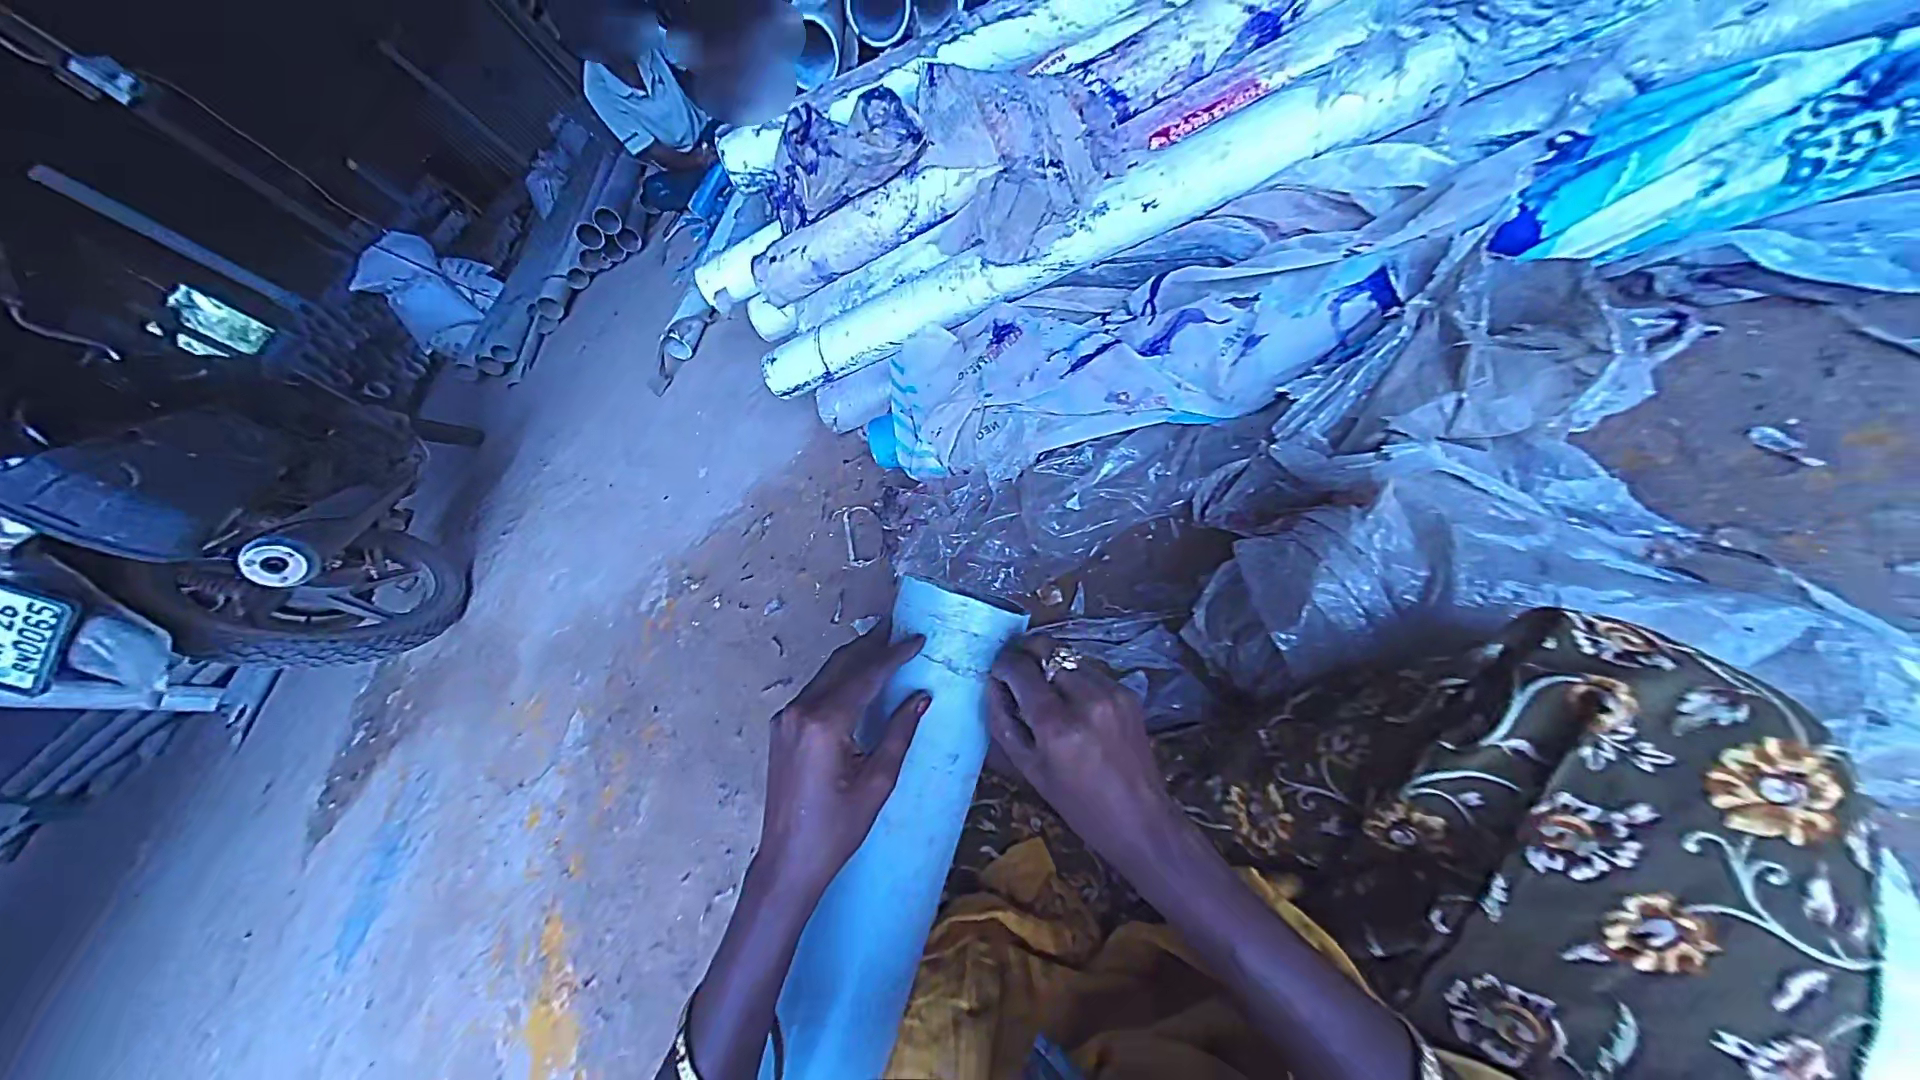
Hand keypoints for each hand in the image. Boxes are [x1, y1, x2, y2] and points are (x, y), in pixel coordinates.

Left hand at [759, 622, 928, 892]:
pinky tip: (859, 676)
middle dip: (873, 643)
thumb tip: (920, 695)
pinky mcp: (783, 727)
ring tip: (885, 643)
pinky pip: (817, 689)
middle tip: (899, 627)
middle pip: (842, 663)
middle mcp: (800, 711)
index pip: (867, 675)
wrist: (788, 859)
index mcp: (824, 723)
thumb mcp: (878, 781)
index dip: (895, 655)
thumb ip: (900, 731)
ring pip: (827, 673)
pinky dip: (841, 676)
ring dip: (857, 657)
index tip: (918, 638)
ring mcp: (786, 718)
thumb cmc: (837, 829)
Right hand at [985, 637, 1182, 873]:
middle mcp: (1085, 699)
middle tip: (1015, 667)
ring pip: (1068, 656)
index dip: (1003, 664)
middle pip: (1046, 649)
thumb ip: (1004, 721)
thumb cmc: (1076, 803)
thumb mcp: (1028, 768)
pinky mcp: (1127, 692)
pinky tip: (1072, 700)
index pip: (1020, 669)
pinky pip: (1090, 670)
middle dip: (1025, 653)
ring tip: (1043, 686)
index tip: (997, 672)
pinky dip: (1073, 677)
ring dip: (1049, 663)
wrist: (1139, 818)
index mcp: (1056, 724)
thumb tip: (993, 685)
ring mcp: (1111, 691)